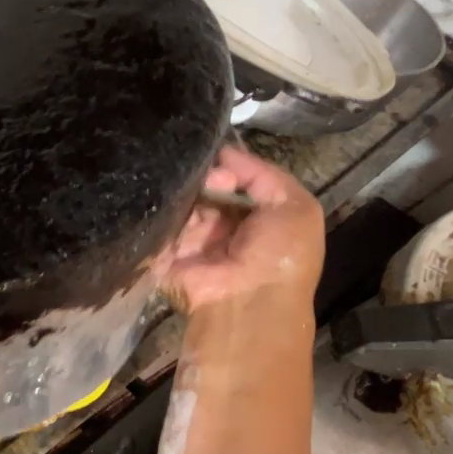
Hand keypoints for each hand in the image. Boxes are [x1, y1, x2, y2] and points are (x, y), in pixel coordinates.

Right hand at [163, 147, 323, 313]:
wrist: (244, 299)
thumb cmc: (280, 254)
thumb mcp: (296, 206)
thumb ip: (264, 175)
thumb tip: (223, 155)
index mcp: (255, 217)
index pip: (236, 181)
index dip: (230, 166)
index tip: (220, 158)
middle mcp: (220, 226)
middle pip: (204, 189)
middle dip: (204, 177)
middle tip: (204, 178)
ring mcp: (188, 238)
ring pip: (180, 202)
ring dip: (181, 191)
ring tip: (181, 184)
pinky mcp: (161, 250)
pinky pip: (157, 222)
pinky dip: (158, 208)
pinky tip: (160, 195)